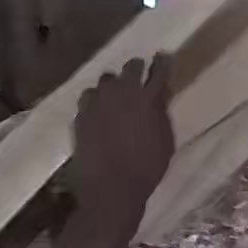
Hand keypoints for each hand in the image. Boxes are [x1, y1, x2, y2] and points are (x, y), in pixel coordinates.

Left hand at [68, 55, 174, 231]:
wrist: (111, 189)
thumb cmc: (147, 170)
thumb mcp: (165, 141)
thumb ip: (161, 114)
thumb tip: (158, 99)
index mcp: (150, 99)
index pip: (160, 70)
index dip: (162, 62)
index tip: (162, 58)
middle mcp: (124, 93)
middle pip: (131, 67)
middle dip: (136, 70)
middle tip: (138, 76)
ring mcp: (99, 101)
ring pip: (106, 79)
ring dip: (113, 85)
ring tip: (115, 97)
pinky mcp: (81, 113)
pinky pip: (88, 97)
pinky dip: (95, 101)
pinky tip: (97, 111)